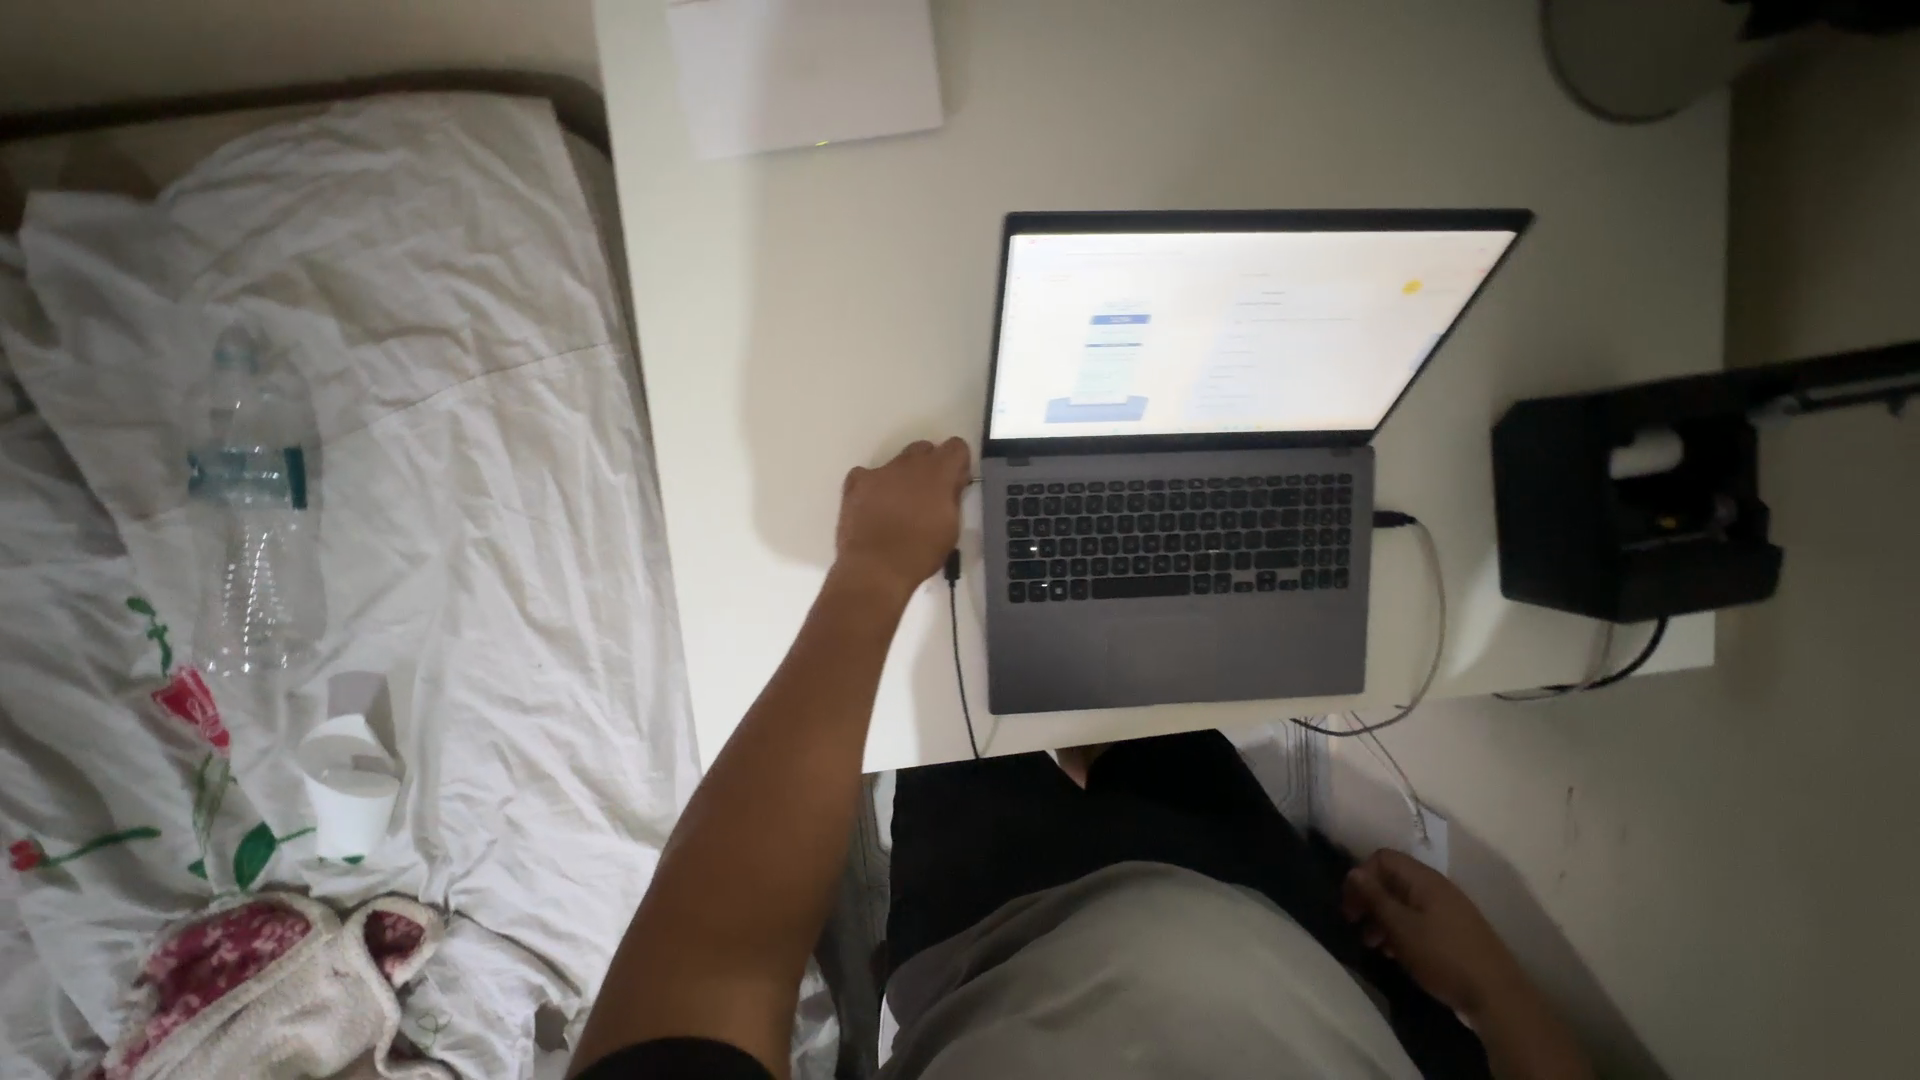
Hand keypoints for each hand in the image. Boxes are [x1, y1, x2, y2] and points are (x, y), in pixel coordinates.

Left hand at [833, 438, 970, 600]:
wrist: (875, 569)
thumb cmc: (921, 553)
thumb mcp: (951, 528)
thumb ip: (953, 497)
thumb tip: (953, 483)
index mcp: (938, 473)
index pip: (955, 446)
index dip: (958, 463)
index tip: (955, 483)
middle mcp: (908, 463)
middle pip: (924, 449)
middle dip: (929, 466)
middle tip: (928, 496)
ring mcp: (879, 471)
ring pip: (896, 462)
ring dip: (902, 476)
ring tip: (898, 506)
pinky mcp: (855, 483)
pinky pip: (867, 475)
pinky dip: (873, 486)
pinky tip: (873, 506)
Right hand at [1342, 849, 1531, 1020]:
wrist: (1498, 999)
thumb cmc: (1442, 956)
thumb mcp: (1400, 926)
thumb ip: (1374, 897)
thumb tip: (1353, 872)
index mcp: (1424, 880)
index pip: (1383, 858)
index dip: (1361, 876)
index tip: (1351, 905)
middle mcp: (1438, 888)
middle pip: (1393, 880)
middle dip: (1369, 899)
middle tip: (1354, 924)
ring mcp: (1449, 911)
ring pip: (1405, 903)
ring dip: (1383, 918)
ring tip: (1372, 944)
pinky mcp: (1456, 933)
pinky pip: (1420, 920)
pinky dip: (1401, 931)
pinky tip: (1394, 953)